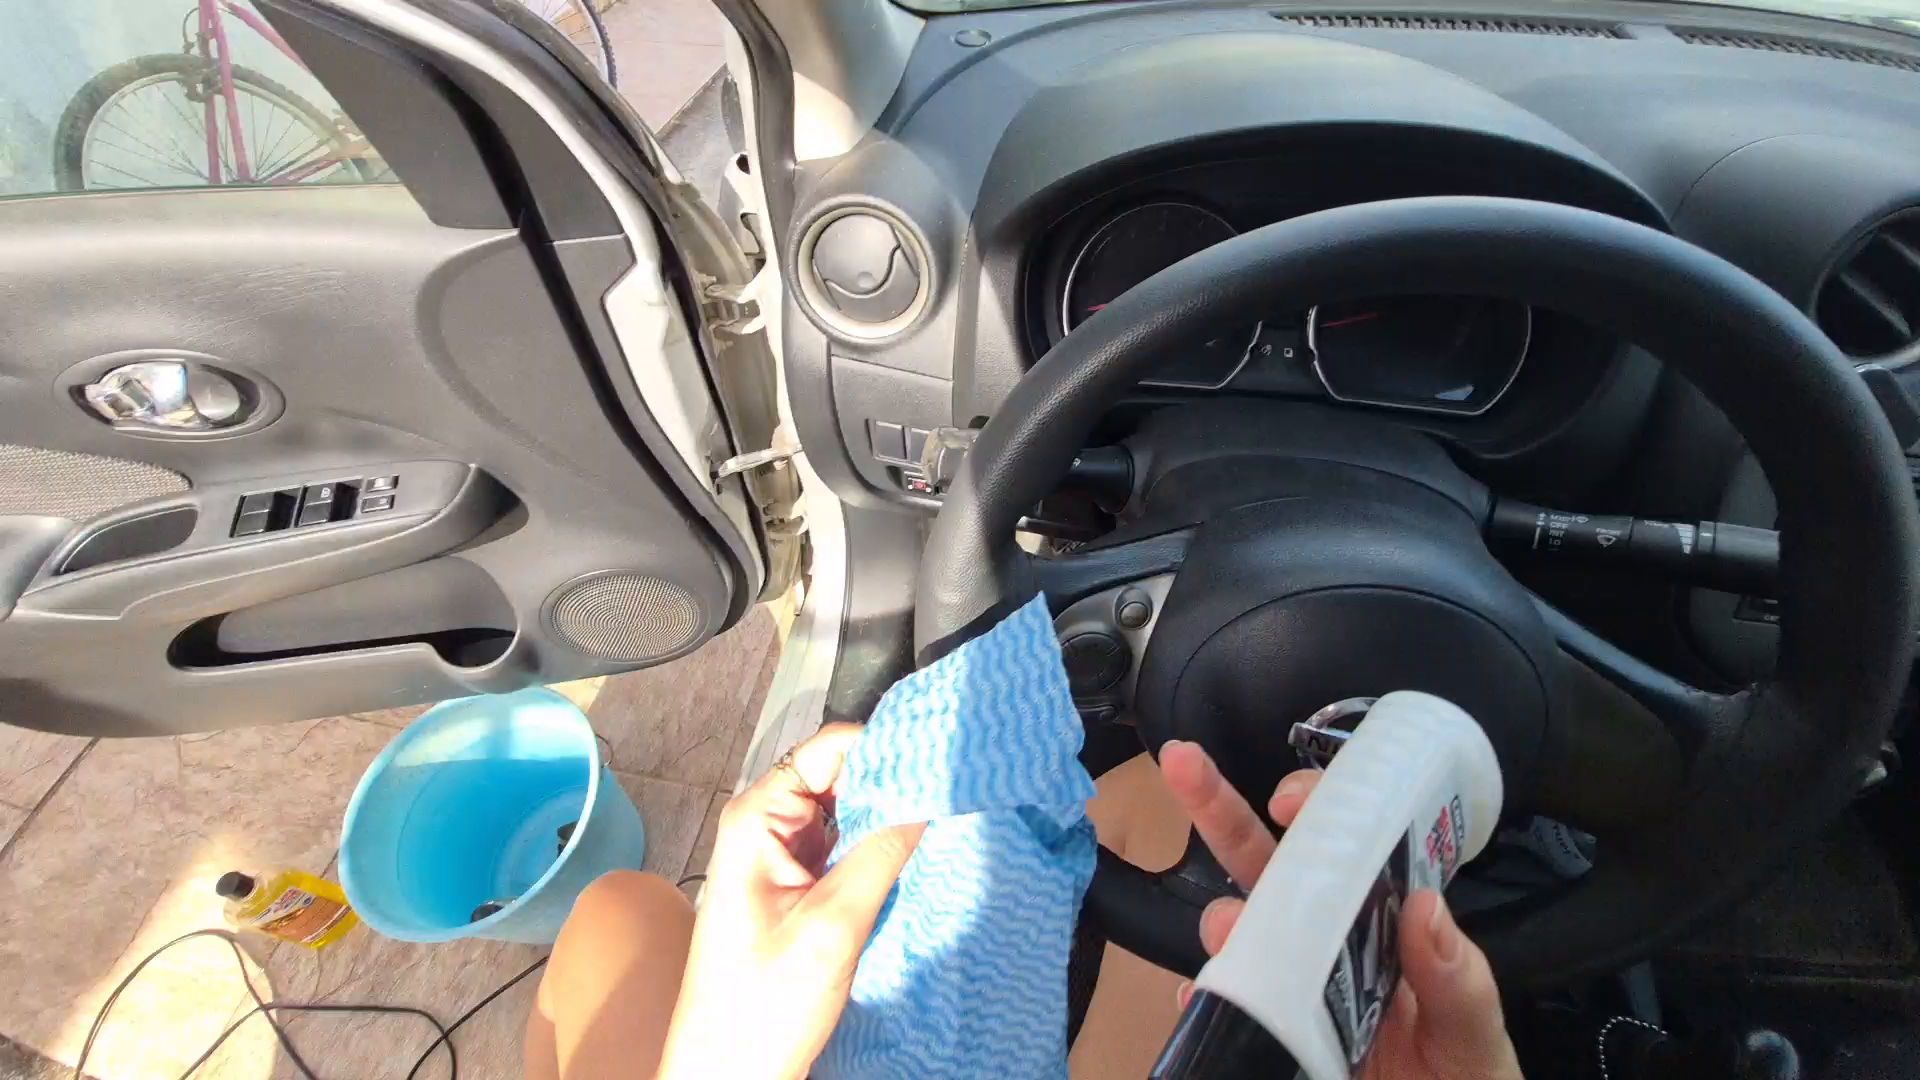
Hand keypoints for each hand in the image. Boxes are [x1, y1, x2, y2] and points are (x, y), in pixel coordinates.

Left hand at [657, 724, 923, 1079]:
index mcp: (757, 816)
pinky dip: (876, 837)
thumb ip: (882, 852)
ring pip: (845, 803)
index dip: (881, 745)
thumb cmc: (762, 1006)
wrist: (726, 1079)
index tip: (934, 757)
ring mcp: (780, 848)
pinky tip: (911, 842)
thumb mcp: (832, 925)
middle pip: (837, 770)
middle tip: (945, 784)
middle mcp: (765, 820)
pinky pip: (843, 836)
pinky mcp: (796, 876)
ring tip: (938, 807)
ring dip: (885, 807)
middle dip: (889, 775)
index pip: (828, 749)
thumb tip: (929, 796)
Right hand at [1158, 741, 1523, 1079]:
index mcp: (1371, 913)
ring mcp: (1280, 976)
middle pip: (1257, 854)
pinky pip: (1217, 1001)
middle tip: (1180, 760)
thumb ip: (1460, 984)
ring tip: (1227, 936)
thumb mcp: (1476, 1042)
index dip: (1309, 802)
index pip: (1336, 836)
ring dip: (1220, 918)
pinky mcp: (1256, 1025)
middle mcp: (1315, 929)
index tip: (1287, 801)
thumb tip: (1426, 906)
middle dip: (1215, 802)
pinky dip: (1201, 998)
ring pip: (1232, 923)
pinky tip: (1198, 1004)